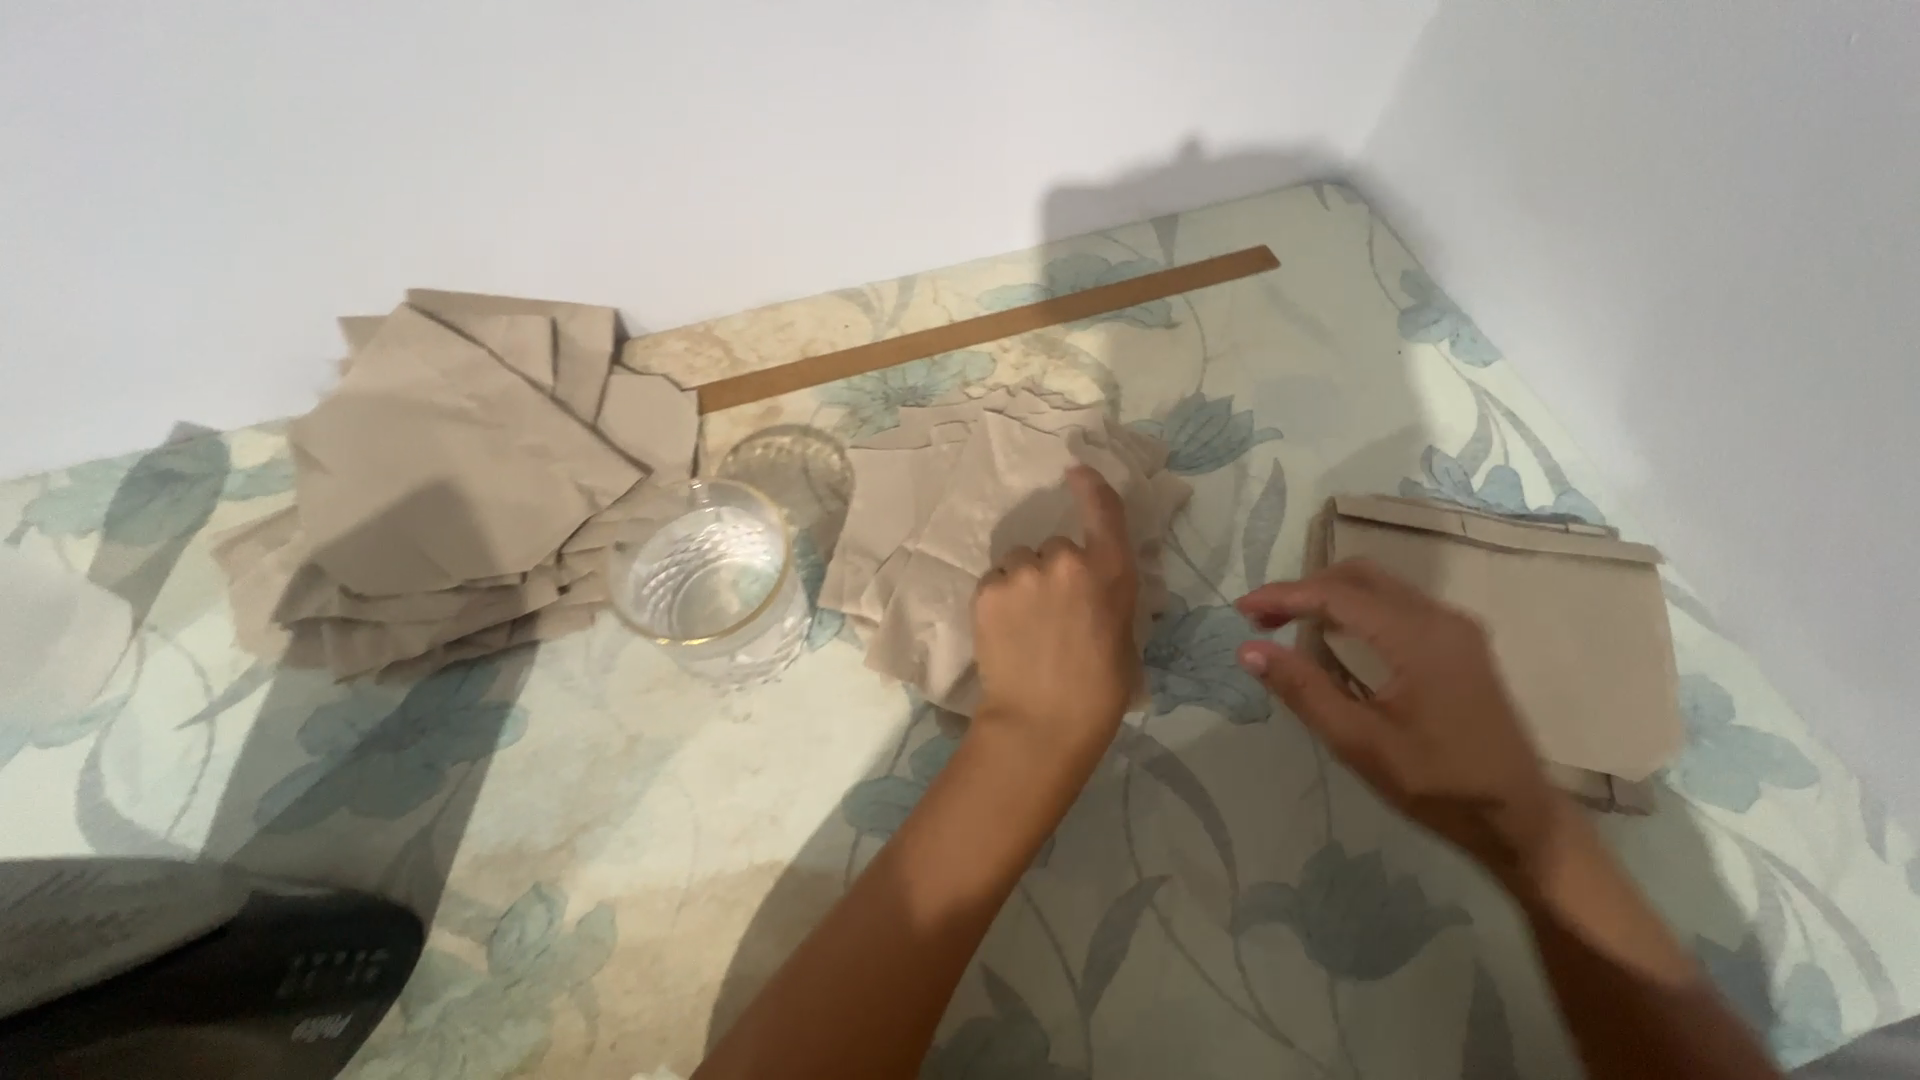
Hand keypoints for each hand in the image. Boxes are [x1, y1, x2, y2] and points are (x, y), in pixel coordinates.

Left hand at [972, 466, 1138, 773]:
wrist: (1043, 721)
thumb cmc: (1100, 689)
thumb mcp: (1125, 634)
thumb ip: (1109, 596)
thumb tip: (1095, 585)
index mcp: (1111, 570)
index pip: (1102, 509)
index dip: (1089, 485)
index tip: (1074, 472)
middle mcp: (1067, 560)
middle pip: (1054, 546)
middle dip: (1053, 570)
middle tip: (1052, 611)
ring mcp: (1023, 573)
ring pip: (1019, 561)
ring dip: (1022, 581)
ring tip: (1024, 623)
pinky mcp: (988, 590)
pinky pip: (995, 580)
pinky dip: (999, 597)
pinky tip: (1005, 629)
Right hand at [1235, 560, 1568, 881]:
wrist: (1521, 819)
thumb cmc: (1438, 785)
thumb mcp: (1358, 742)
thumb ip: (1303, 689)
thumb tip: (1248, 650)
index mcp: (1416, 638)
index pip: (1335, 595)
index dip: (1283, 597)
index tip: (1241, 611)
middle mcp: (1440, 619)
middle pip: (1359, 576)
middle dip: (1304, 589)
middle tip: (1263, 620)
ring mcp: (1455, 629)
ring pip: (1380, 587)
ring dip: (1329, 597)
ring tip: (1287, 626)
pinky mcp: (1460, 645)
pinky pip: (1397, 606)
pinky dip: (1356, 610)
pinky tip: (1334, 638)